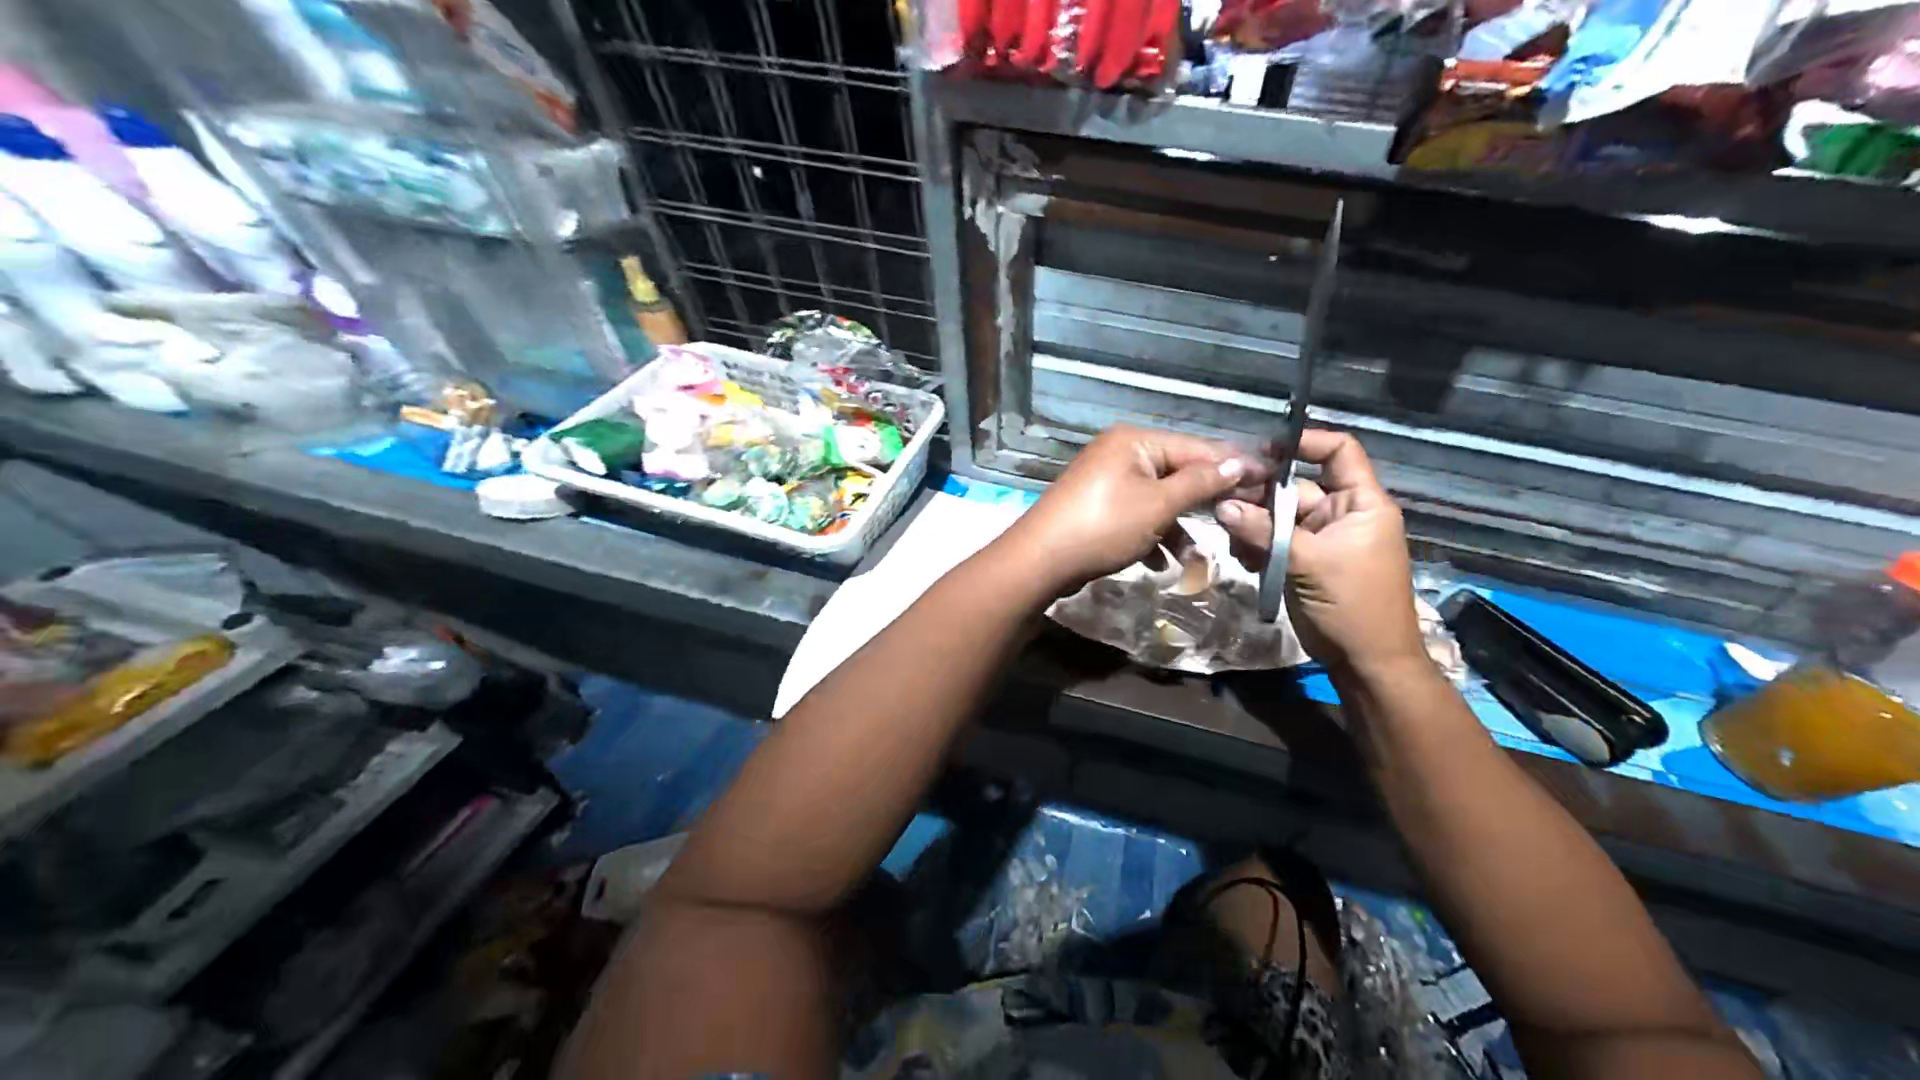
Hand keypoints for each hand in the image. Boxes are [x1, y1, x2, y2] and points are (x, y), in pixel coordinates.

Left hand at [998, 425, 1266, 594]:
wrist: (1040, 562)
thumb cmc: (1103, 527)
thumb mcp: (1158, 505)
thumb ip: (1200, 483)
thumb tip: (1240, 462)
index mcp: (1135, 441)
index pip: (1197, 447)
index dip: (1234, 465)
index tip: (1270, 480)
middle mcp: (1120, 454)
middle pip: (1177, 474)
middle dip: (1204, 503)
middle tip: (1242, 518)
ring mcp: (1106, 482)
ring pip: (1157, 501)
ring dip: (1177, 530)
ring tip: (1194, 559)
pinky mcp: (1097, 509)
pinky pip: (1136, 517)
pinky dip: (1151, 537)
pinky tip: (1160, 563)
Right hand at [1215, 430, 1425, 675]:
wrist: (1366, 662)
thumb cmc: (1354, 605)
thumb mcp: (1309, 563)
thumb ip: (1264, 532)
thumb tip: (1222, 506)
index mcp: (1361, 504)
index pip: (1339, 452)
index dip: (1305, 443)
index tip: (1263, 449)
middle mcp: (1340, 514)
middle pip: (1296, 487)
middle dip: (1261, 496)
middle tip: (1224, 504)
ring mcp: (1320, 539)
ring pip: (1278, 516)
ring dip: (1253, 525)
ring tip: (1234, 541)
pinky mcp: (1302, 561)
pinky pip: (1273, 541)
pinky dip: (1255, 546)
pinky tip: (1243, 559)